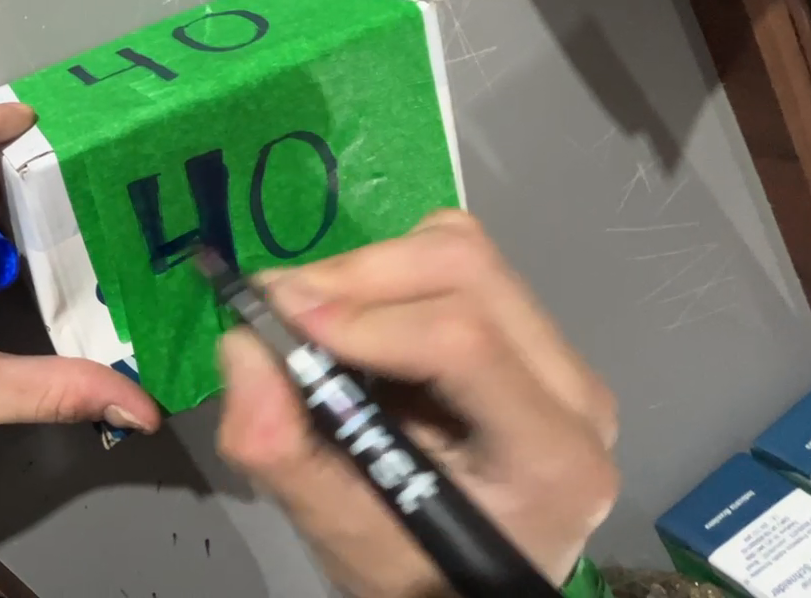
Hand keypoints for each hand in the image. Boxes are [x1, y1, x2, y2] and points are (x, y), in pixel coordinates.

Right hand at [215, 211, 618, 596]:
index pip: (462, 343)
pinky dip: (383, 266)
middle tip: (279, 303)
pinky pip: (451, 251)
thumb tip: (241, 343)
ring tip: (310, 311)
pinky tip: (356, 314)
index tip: (278, 318)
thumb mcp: (332, 525)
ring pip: (456, 245)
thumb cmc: (406, 556)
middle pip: (462, 269)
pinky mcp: (523, 322)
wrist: (455, 566)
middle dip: (352, 274)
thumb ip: (279, 446)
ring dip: (362, 267)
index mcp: (548, 458)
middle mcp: (570, 390)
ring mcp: (553, 350)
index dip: (360, 317)